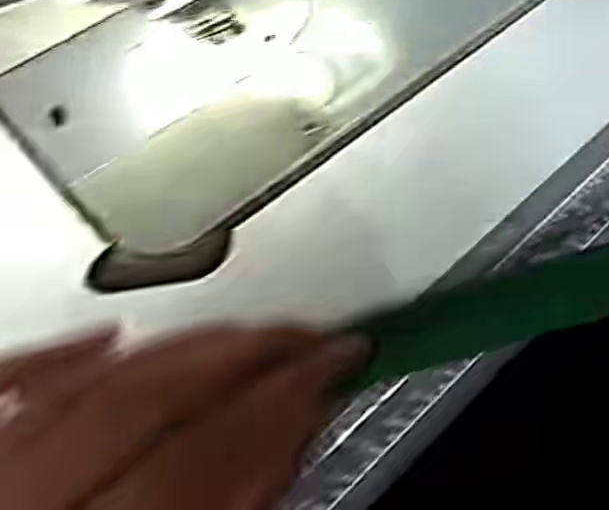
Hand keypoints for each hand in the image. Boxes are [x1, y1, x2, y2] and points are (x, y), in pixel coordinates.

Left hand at [0, 325, 367, 509]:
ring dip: (173, 351)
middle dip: (247, 351)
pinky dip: (46, 364)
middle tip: (308, 335)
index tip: (344, 355)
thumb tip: (303, 421)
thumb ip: (242, 500)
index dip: (292, 388)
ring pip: (66, 396)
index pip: (203, 451)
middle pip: (136, 407)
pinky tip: (108, 340)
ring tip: (243, 333)